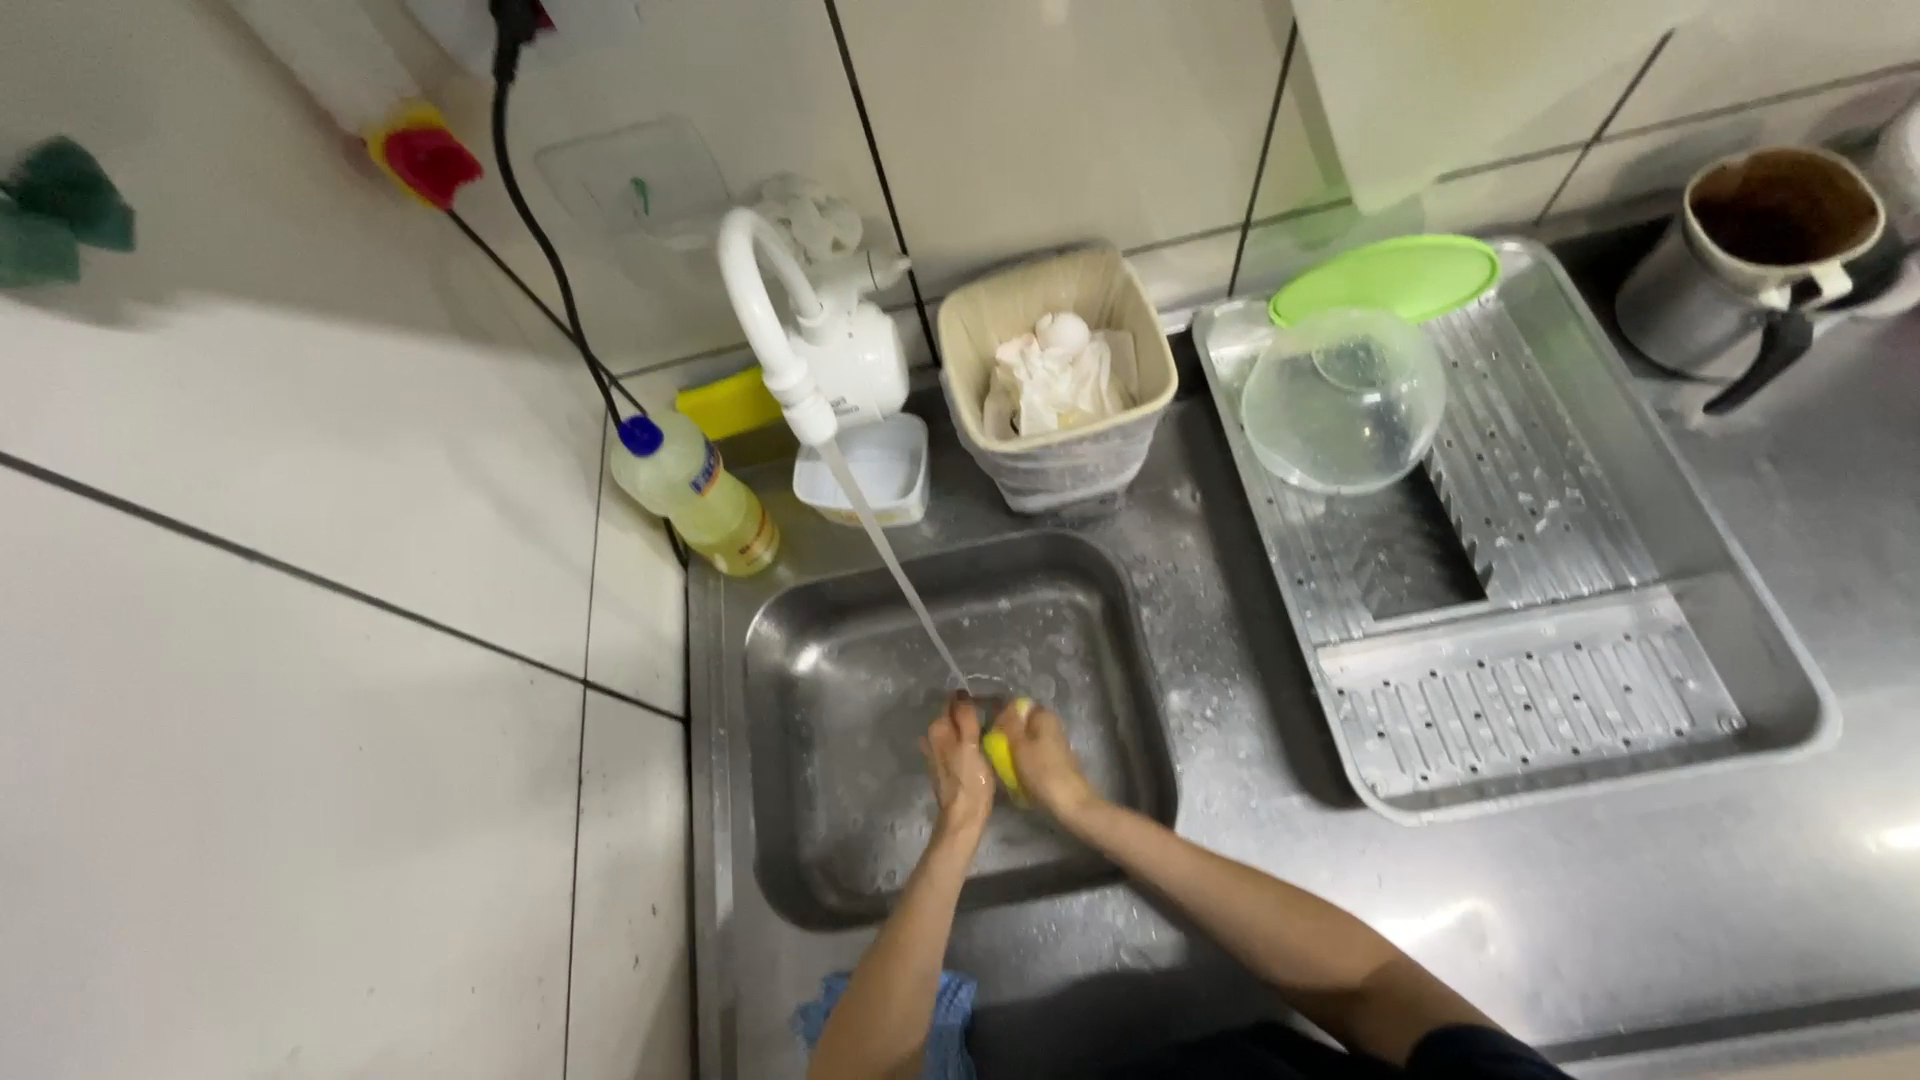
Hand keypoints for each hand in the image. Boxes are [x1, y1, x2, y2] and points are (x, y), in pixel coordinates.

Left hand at [919, 693, 994, 842]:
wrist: (963, 814)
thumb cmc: (971, 779)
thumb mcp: (972, 744)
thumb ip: (966, 717)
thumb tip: (962, 694)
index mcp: (938, 727)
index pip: (953, 700)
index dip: (970, 698)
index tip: (988, 701)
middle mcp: (931, 735)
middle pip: (951, 714)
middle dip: (967, 711)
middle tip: (991, 715)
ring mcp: (934, 750)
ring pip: (952, 728)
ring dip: (966, 726)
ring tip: (987, 730)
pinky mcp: (941, 763)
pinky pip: (953, 742)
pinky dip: (963, 740)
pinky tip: (977, 746)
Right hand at [993, 699, 1098, 823]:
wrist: (1070, 802)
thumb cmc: (1041, 771)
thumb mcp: (1019, 745)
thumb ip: (1010, 723)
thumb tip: (1004, 706)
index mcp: (1044, 715)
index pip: (1019, 706)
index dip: (1004, 715)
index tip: (992, 730)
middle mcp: (1052, 724)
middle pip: (1024, 723)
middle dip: (1009, 734)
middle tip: (994, 748)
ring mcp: (1056, 743)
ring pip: (1028, 740)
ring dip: (1016, 749)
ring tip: (1002, 762)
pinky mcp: (1057, 760)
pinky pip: (1035, 754)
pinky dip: (1025, 760)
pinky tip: (1017, 772)